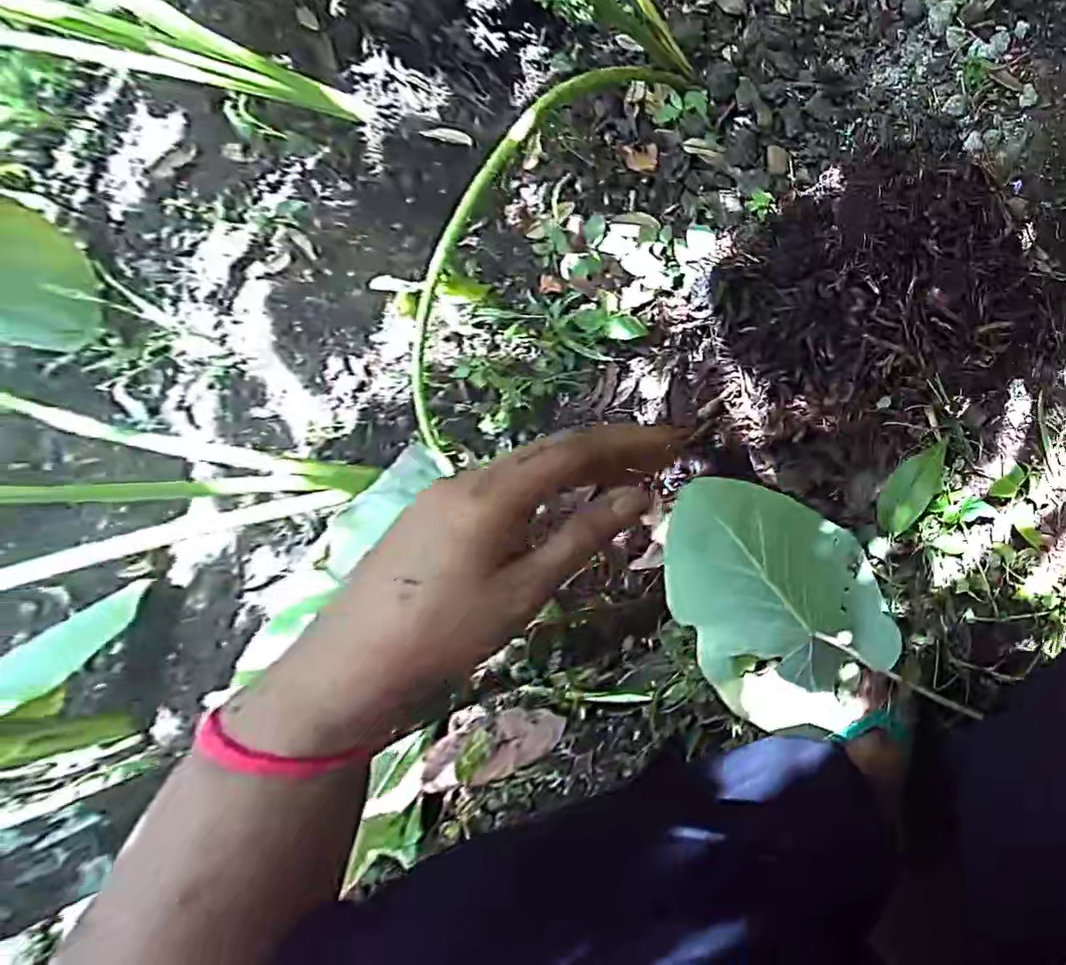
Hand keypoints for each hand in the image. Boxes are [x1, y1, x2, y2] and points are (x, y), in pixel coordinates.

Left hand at [222, 425, 683, 757]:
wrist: (340, 674)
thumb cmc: (444, 634)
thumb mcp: (527, 587)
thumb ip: (586, 535)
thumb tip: (641, 495)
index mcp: (493, 494)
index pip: (577, 450)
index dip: (632, 442)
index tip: (675, 442)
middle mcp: (470, 479)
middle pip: (555, 448)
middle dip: (615, 446)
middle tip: (664, 454)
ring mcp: (448, 492)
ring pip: (532, 462)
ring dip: (586, 463)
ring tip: (633, 475)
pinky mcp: (437, 511)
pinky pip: (510, 480)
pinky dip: (554, 481)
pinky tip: (573, 497)